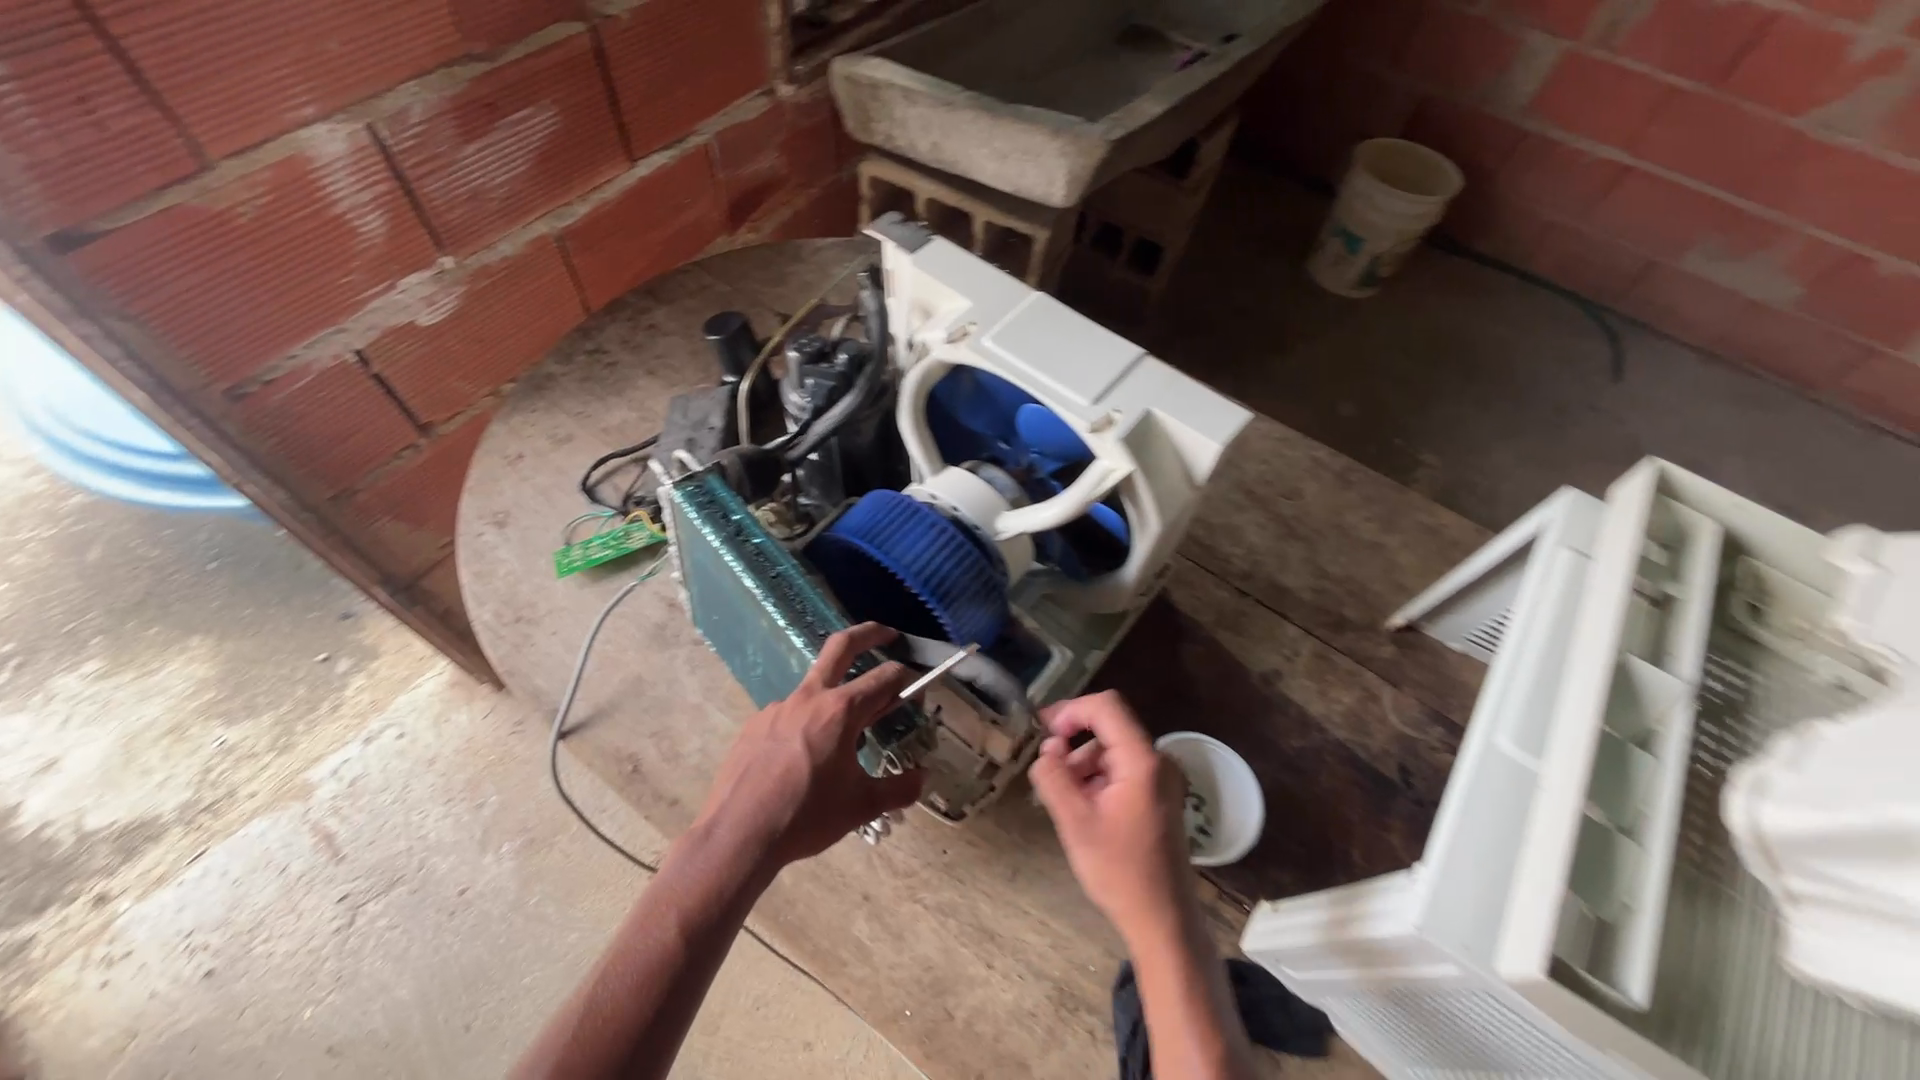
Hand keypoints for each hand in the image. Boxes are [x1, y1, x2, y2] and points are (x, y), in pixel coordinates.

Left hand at [695, 623, 923, 869]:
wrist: (738, 835)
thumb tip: (922, 778)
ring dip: (836, 694)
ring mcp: (777, 708)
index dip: (905, 681)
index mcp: (840, 711)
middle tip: (888, 634)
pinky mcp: (755, 725)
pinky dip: (807, 722)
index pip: (885, 678)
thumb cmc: (806, 817)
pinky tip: (806, 757)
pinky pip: (790, 714)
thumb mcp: (861, 806)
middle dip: (869, 633)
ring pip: (814, 687)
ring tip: (846, 733)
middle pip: (841, 646)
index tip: (914, 693)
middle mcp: (808, 698)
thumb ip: (899, 789)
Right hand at [1028, 691, 1192, 939]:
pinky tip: (1082, 809)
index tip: (1043, 732)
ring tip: (1062, 800)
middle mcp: (1158, 761)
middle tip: (1046, 774)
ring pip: (1113, 751)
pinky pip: (1123, 771)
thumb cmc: (1119, 870)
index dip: (1070, 710)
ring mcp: (1162, 780)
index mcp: (1142, 761)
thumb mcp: (1074, 822)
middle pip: (1109, 729)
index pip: (1105, 707)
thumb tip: (1047, 749)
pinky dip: (1098, 780)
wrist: (1163, 918)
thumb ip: (1054, 777)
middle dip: (1073, 745)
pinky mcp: (1160, 797)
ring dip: (1083, 765)